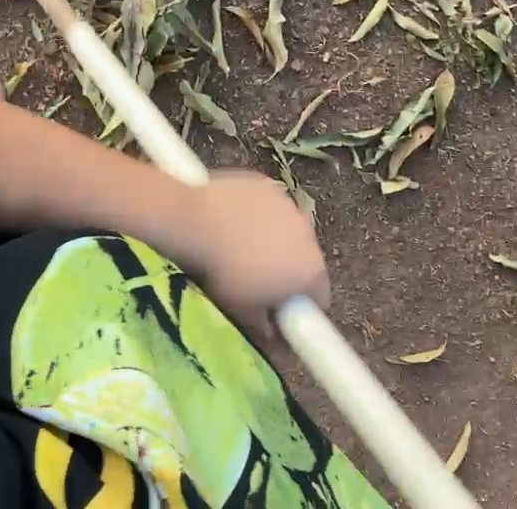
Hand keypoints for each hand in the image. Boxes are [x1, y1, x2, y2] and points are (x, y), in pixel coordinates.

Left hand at [172, 170, 330, 340]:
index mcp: (311, 270)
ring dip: (274, 239)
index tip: (281, 310)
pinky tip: (234, 219)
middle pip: (305, 260)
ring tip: (241, 246)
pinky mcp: (266, 184)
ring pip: (287, 230)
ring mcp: (288, 204)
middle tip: (258, 279)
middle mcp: (308, 234)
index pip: (320, 298)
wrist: (196, 221)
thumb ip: (265, 326)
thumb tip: (271, 332)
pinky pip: (268, 206)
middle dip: (287, 270)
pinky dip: (257, 214)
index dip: (301, 307)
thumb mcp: (243, 312)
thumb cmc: (222, 273)